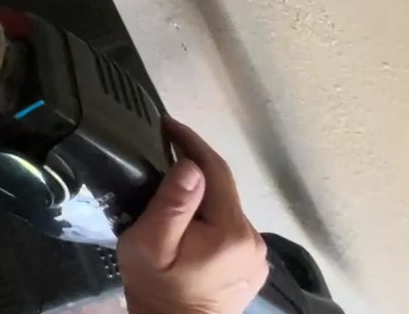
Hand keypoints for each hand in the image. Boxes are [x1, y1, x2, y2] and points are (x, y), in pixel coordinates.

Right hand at [117, 118, 269, 313]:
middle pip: (223, 187)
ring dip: (201, 186)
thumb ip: (173, 204)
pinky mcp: (250, 267)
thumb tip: (192, 166)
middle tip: (161, 144)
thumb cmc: (156, 285)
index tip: (165, 123)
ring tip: (169, 172)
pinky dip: (209, 209)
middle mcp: (253, 241)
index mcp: (232, 232)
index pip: (216, 171)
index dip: (192, 141)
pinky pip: (229, 224)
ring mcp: (256, 257)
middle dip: (194, 161)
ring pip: (226, 205)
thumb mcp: (152, 242)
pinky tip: (188, 210)